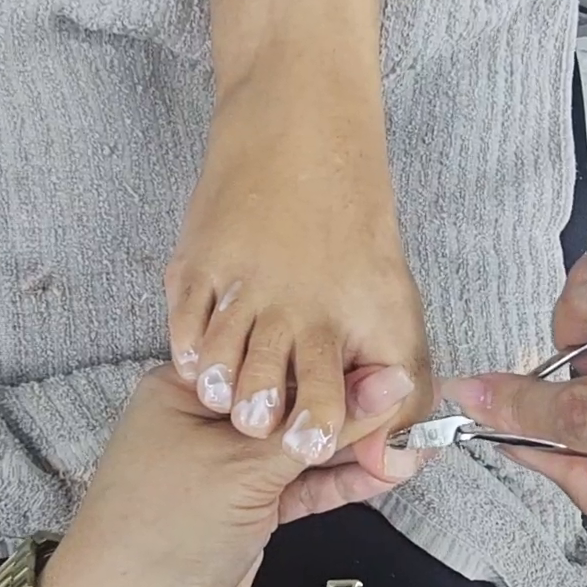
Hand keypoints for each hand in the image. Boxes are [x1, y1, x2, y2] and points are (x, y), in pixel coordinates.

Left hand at [39, 364, 427, 586]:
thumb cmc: (167, 527)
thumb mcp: (248, 467)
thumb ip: (326, 426)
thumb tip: (397, 380)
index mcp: (194, 386)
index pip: (278, 359)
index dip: (339, 362)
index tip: (399, 361)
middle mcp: (215, 419)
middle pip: (296, 403)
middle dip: (357, 407)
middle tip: (421, 404)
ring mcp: (234, 467)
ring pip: (306, 447)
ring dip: (358, 449)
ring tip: (418, 440)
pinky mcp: (253, 508)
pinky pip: (304, 486)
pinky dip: (343, 482)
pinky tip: (388, 471)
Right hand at [166, 47, 433, 462]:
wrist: (304, 126)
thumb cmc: (356, 224)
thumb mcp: (397, 301)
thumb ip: (404, 381)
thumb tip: (395, 459)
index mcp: (356, 320)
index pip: (336, 412)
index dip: (324, 440)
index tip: (313, 441)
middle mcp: (299, 307)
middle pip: (272, 404)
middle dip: (268, 427)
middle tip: (263, 424)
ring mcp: (245, 283)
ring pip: (220, 372)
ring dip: (224, 394)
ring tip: (230, 395)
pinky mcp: (201, 260)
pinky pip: (183, 329)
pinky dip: (190, 355)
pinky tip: (202, 356)